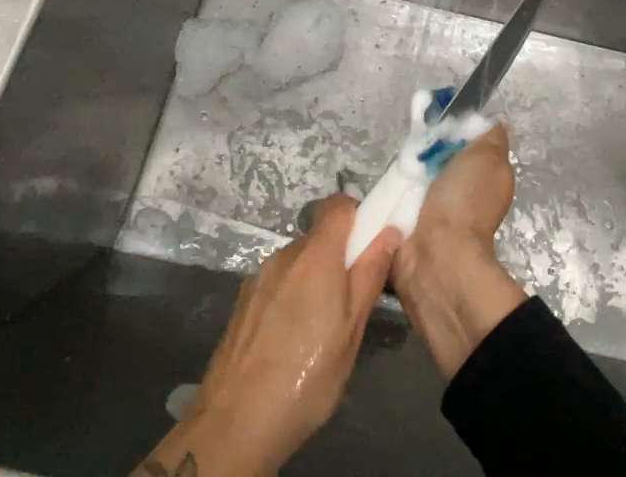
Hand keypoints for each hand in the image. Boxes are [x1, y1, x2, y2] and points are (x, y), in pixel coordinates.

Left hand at [135, 194, 400, 475]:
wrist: (236, 420)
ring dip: (314, 279)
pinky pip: (278, 282)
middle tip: (352, 300)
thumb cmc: (307, 376)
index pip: (338, 205)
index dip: (359, 215)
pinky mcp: (243, 299)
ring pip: (298, 262)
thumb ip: (370, 275)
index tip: (371, 245)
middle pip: (319, 236)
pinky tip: (292, 338)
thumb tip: (389, 231)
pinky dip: (292, 296)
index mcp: (315, 257)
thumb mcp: (352, 330)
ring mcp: (258, 277)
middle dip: (339, 257)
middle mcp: (284, 256)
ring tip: (321, 328)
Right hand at [390, 124, 529, 377]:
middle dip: (424, 145)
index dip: (452, 126)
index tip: (435, 115)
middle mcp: (461, 192)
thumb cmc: (464, 202)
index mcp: (484, 176)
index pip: (466, 141)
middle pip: (437, 154)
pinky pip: (397, 194)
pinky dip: (391, 187)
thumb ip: (490, 136)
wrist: (435, 257)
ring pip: (415, 173)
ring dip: (405, 166)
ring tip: (395, 156)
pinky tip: (385, 177)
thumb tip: (494, 119)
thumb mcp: (487, 158)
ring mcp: (432, 209)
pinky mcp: (406, 223)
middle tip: (411, 137)